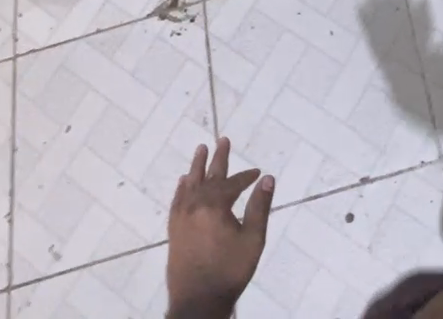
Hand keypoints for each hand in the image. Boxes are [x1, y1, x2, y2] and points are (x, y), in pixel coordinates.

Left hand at [166, 137, 272, 318]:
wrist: (198, 303)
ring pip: (190, 185)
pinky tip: (183, 182)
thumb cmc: (230, 271)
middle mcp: (195, 206)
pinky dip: (181, 189)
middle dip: (219, 159)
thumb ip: (260, 207)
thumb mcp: (253, 240)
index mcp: (215, 207)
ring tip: (201, 149)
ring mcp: (182, 218)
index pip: (233, 184)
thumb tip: (268, 179)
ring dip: (197, 167)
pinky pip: (177, 201)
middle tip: (223, 140)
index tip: (258, 174)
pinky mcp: (174, 230)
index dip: (247, 177)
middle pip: (209, 177)